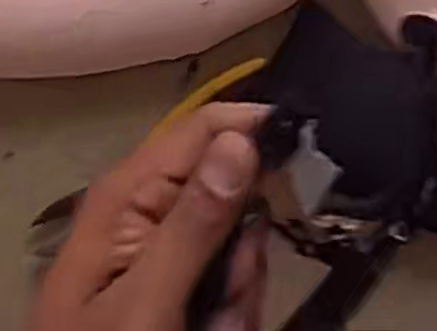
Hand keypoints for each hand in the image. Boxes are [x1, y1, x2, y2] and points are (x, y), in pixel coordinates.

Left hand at [30, 103, 269, 330]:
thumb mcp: (146, 303)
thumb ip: (194, 221)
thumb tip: (241, 137)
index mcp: (131, 190)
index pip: (207, 126)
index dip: (257, 130)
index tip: (305, 158)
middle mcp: (150, 205)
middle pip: (233, 189)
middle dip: (244, 248)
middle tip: (228, 300)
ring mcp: (166, 245)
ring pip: (240, 240)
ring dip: (238, 291)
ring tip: (211, 330)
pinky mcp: (179, 279)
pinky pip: (231, 277)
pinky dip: (231, 312)